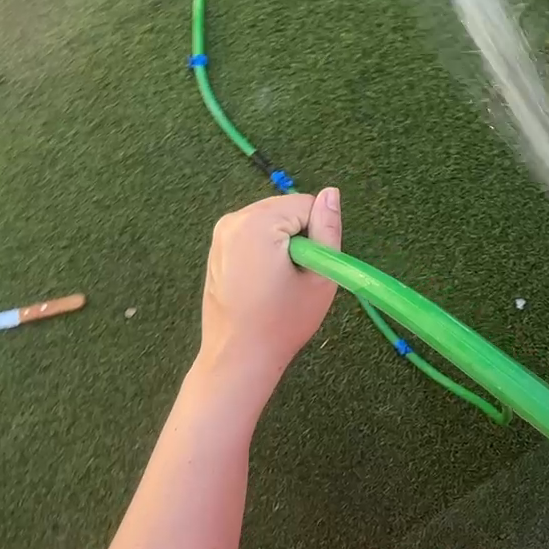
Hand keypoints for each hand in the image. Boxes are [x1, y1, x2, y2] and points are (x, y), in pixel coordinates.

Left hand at [198, 189, 341, 386]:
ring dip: (285, 242)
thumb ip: (328, 229)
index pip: (307, 206)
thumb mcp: (320, 275)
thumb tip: (331, 192)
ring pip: (273, 220)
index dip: (317, 236)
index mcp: (257, 222)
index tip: (309, 268)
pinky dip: (267, 248)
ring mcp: (222, 232)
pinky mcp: (218, 246)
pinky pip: (256, 232)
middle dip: (299, 236)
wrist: (238, 356)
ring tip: (280, 281)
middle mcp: (234, 219)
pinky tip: (264, 280)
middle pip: (287, 209)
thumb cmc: (283, 320)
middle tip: (296, 277)